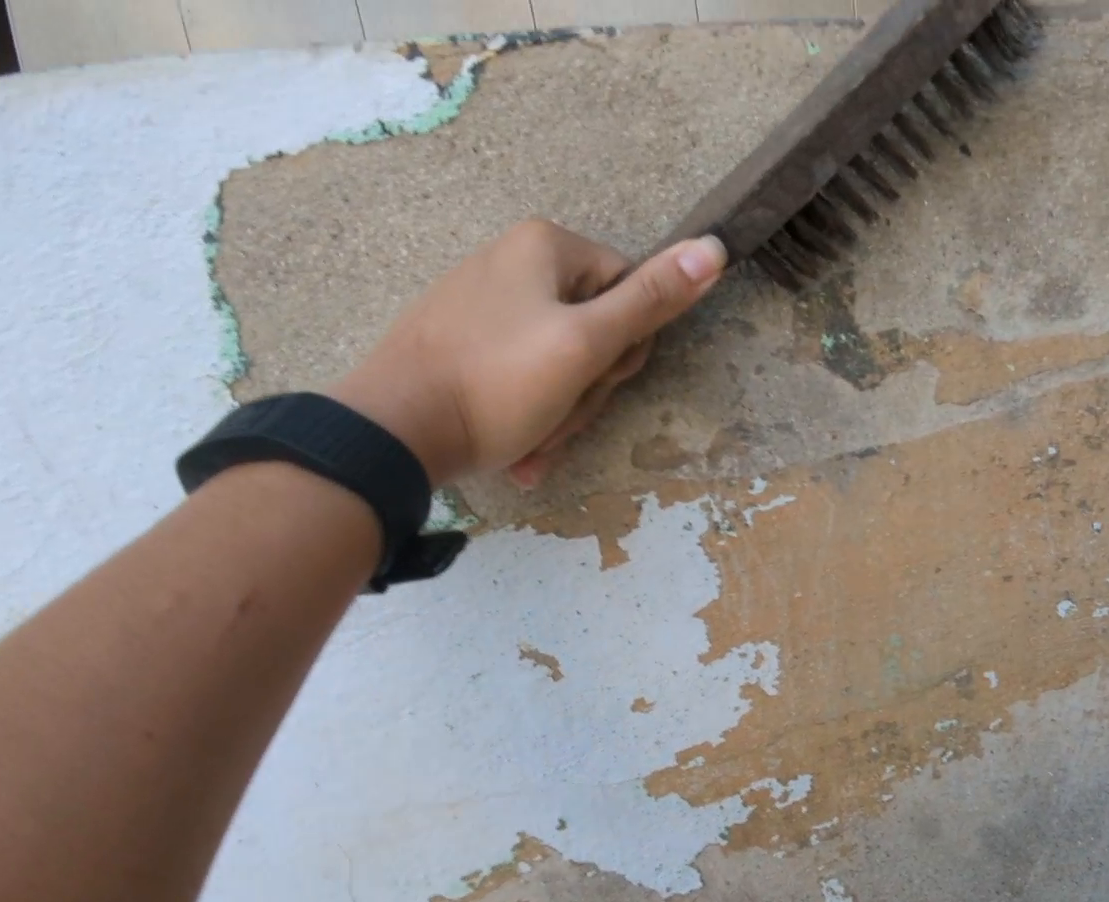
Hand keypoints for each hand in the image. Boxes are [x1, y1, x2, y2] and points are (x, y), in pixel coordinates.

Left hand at [327, 220, 726, 485]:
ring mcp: (484, 302)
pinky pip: (523, 374)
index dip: (626, 346)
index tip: (595, 379)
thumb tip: (715, 247)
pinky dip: (529, 413)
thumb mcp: (586, 345)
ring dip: (561, 412)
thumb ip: (651, 300)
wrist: (393, 434)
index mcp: (546, 246)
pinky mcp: (462, 341)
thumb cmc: (498, 385)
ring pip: (562, 361)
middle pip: (596, 329)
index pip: (630, 290)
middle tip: (561, 415)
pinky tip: (518, 448)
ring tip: (535, 441)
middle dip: (588, 386)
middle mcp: (513, 261)